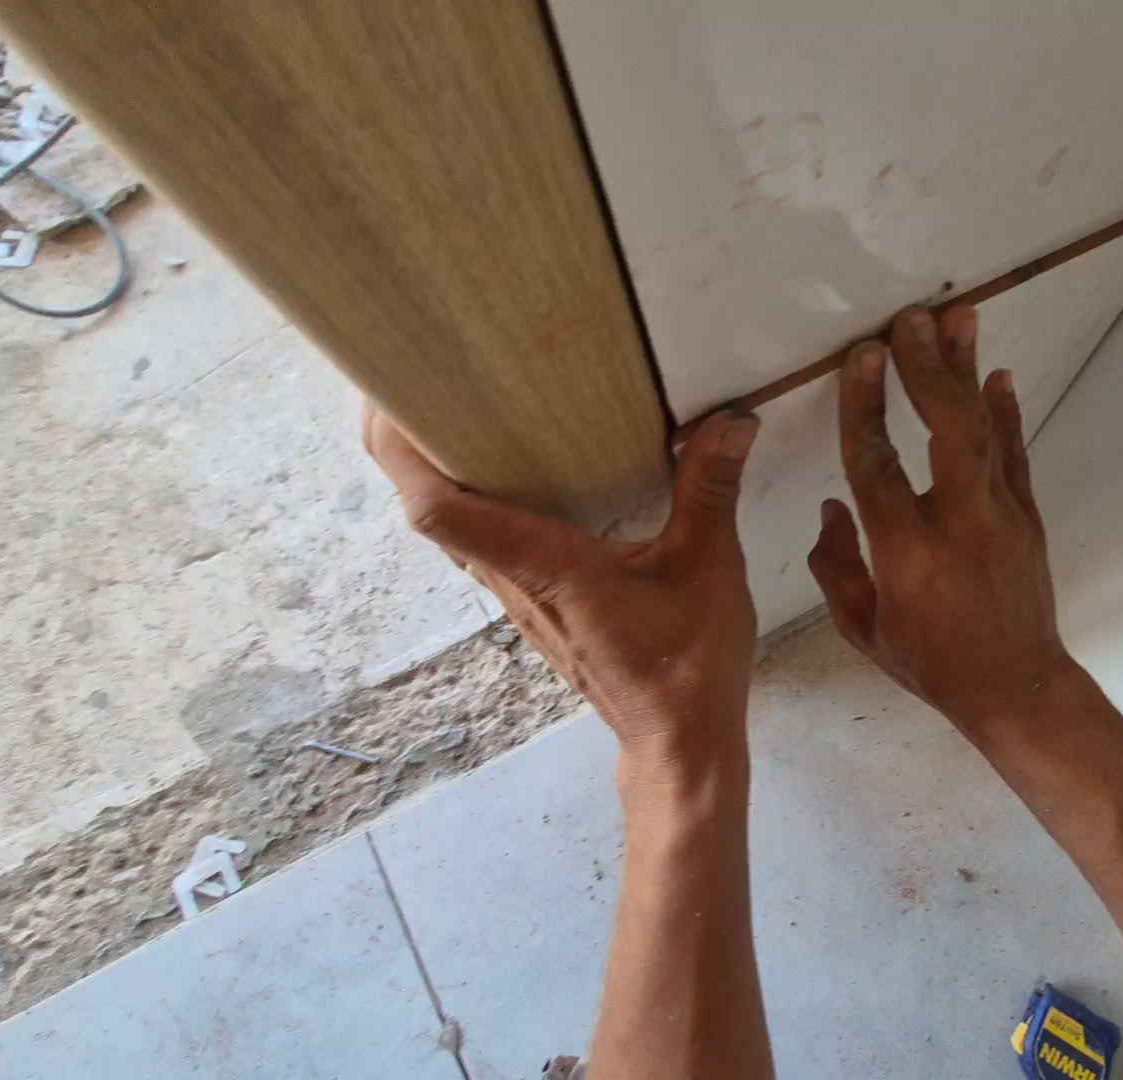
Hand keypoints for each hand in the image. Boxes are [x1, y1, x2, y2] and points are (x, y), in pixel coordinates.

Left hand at [363, 405, 762, 773]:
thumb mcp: (707, 565)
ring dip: (442, 471)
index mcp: (541, 565)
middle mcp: (514, 580)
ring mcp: (521, 599)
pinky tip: (520, 478)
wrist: (679, 739)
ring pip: (456, 529)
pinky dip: (480, 501)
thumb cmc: (687, 661)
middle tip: (426, 373)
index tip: (390, 388)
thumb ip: (711, 489)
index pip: (436, 507)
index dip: (400, 446)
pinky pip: (488, 545)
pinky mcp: (539, 607)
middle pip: (429, 509)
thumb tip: (733, 421)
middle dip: (408, 440)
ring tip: (463, 410)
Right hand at [808, 306, 1078, 742]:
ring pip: (984, 433)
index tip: (862, 358)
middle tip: (911, 319)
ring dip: (967, 372)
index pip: (879, 467)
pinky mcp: (1028, 518)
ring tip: (958, 318)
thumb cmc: (931, 663)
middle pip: (945, 432)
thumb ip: (835, 568)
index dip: (866, 408)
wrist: (1016, 687)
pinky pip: (1014, 455)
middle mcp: (958, 526)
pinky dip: (1006, 412)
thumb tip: (831, 507)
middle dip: (927, 370)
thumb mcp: (863, 630)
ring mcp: (1002, 517)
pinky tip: (997, 374)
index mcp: (908, 556)